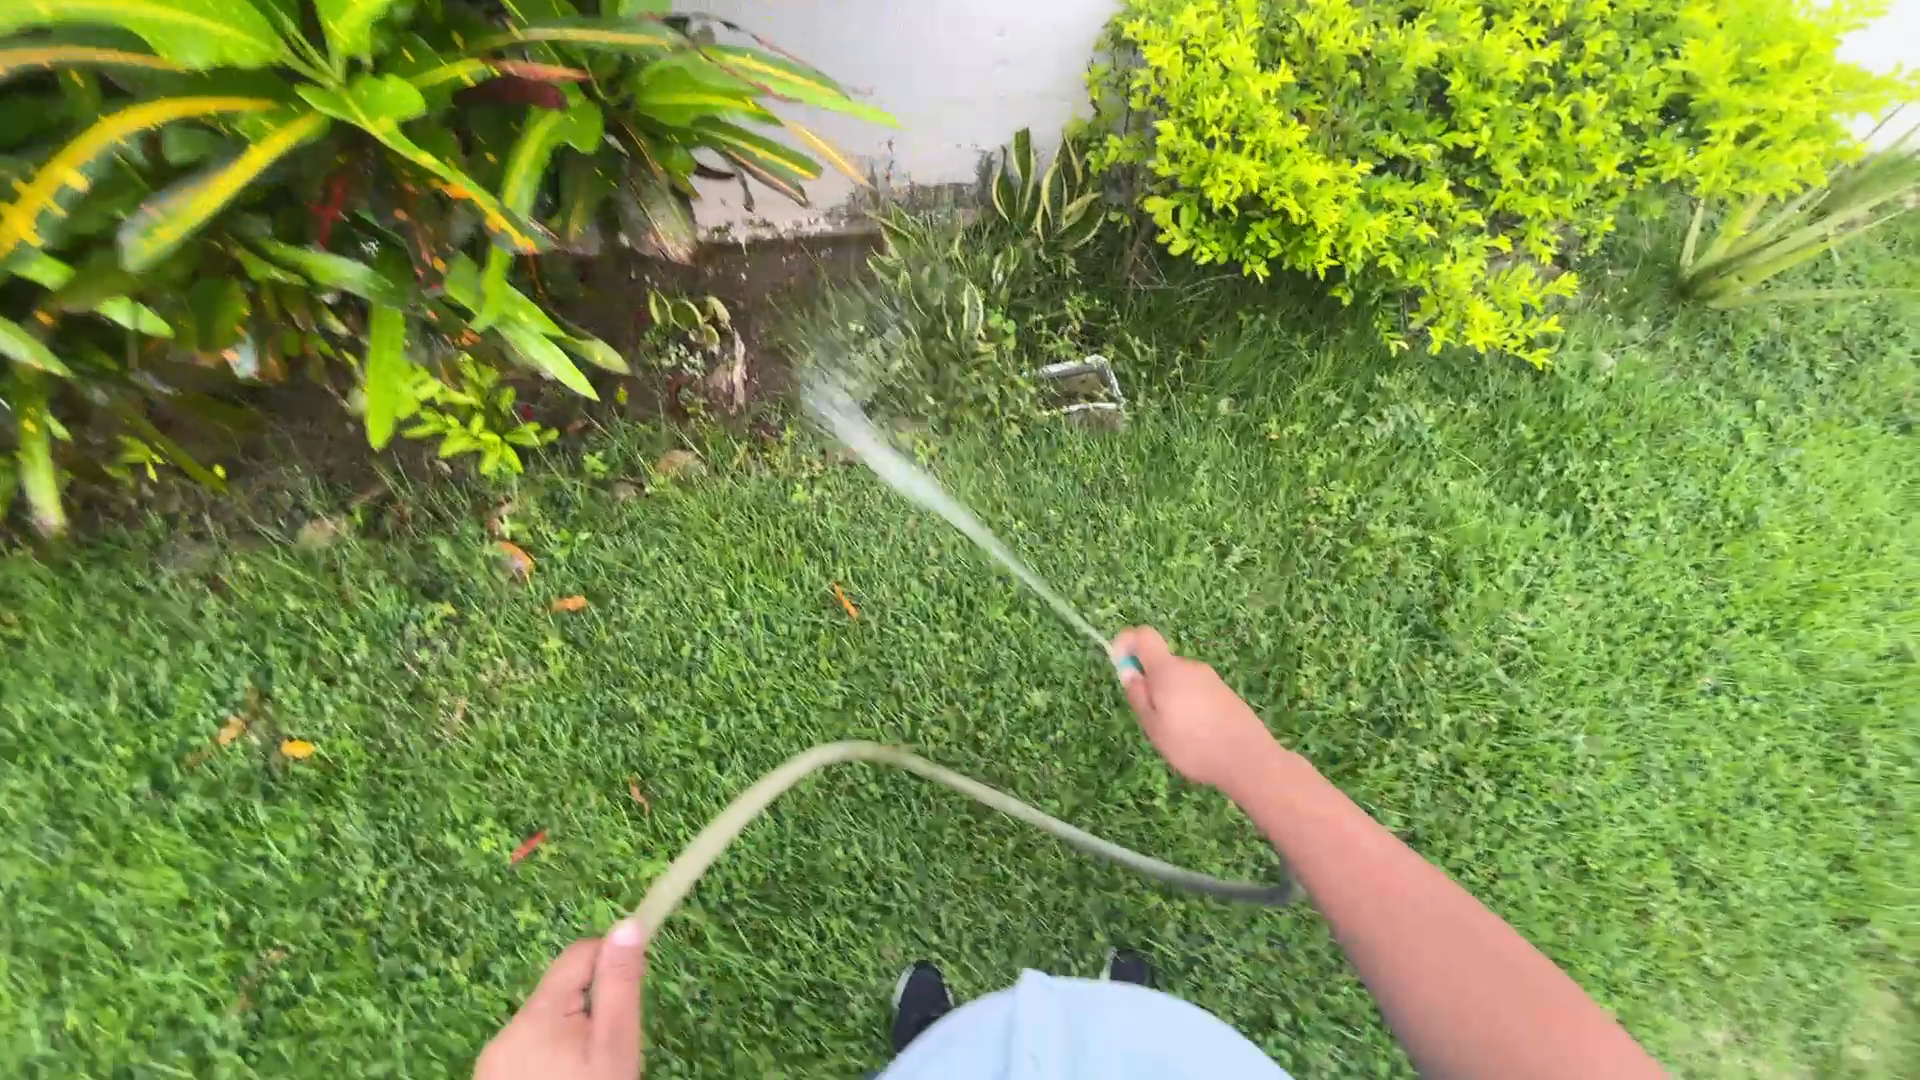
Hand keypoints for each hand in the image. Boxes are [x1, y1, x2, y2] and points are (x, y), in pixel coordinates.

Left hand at [476, 918, 647, 1079]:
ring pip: (547, 1020)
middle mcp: (505, 1033)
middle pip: (561, 989)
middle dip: (591, 1004)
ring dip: (572, 1031)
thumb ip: (620, 982)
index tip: (628, 993)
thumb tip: (628, 925)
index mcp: (535, 1017)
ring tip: (588, 1069)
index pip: (579, 954)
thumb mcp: (615, 1044)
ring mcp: (493, 1063)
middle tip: (609, 1044)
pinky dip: (552, 1055)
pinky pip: (529, 1048)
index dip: (610, 961)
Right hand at [1112, 626, 1277, 790]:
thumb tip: (1128, 670)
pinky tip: (1198, 736)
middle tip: (1154, 721)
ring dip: (1170, 700)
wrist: (1249, 760)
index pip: (1143, 635)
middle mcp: (1190, 667)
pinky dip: (1188, 707)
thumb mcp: (1153, 724)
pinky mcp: (1225, 694)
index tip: (1122, 669)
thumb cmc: (1192, 744)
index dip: (1126, 643)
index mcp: (1168, 670)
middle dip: (1150, 685)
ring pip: (1177, 681)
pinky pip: (1195, 692)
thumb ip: (1138, 694)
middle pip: (1160, 664)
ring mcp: (1210, 679)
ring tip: (1178, 734)